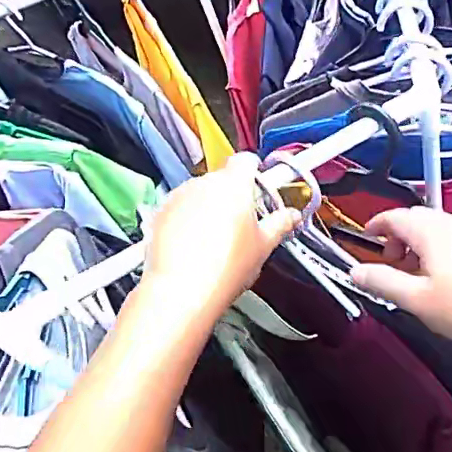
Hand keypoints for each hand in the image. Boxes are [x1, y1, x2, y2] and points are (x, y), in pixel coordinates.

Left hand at [139, 153, 299, 318]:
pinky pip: (180, 208)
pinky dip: (187, 220)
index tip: (258, 182)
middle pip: (222, 179)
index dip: (254, 170)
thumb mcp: (263, 246)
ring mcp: (179, 197)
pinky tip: (196, 245)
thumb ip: (279, 224)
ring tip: (218, 240)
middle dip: (232, 196)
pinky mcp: (161, 213)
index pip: (245, 160)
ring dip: (209, 207)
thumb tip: (290, 216)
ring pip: (200, 193)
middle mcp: (204, 184)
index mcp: (233, 185)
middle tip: (243, 222)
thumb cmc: (223, 269)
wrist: (181, 291)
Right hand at [349, 206, 451, 349]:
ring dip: (418, 246)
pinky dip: (439, 252)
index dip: (375, 225)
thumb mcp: (415, 300)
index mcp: (433, 232)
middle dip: (397, 237)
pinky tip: (441, 282)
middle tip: (388, 262)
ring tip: (414, 277)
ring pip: (437, 230)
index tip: (367, 236)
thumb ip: (381, 282)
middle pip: (416, 219)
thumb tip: (358, 272)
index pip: (395, 216)